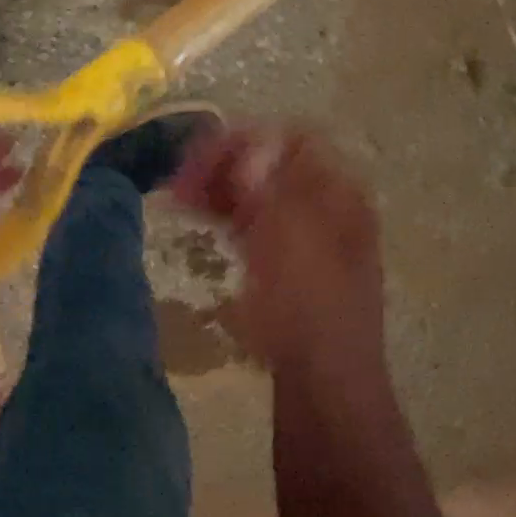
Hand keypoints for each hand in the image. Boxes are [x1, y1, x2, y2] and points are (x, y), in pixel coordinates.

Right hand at [170, 127, 383, 373]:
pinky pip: (253, 217)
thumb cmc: (307, 308)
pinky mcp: (286, 259)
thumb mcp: (289, 240)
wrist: (323, 380)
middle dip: (224, 162)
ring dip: (217, 185)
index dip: (245, 139)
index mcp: (338, 191)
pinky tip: (194, 216)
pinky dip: (224, 211)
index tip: (200, 156)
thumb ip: (269, 187)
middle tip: (180, 178)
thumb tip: (247, 149)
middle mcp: (327, 204)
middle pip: (271, 160)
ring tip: (177, 195)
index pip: (291, 136)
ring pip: (257, 189)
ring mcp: (307, 231)